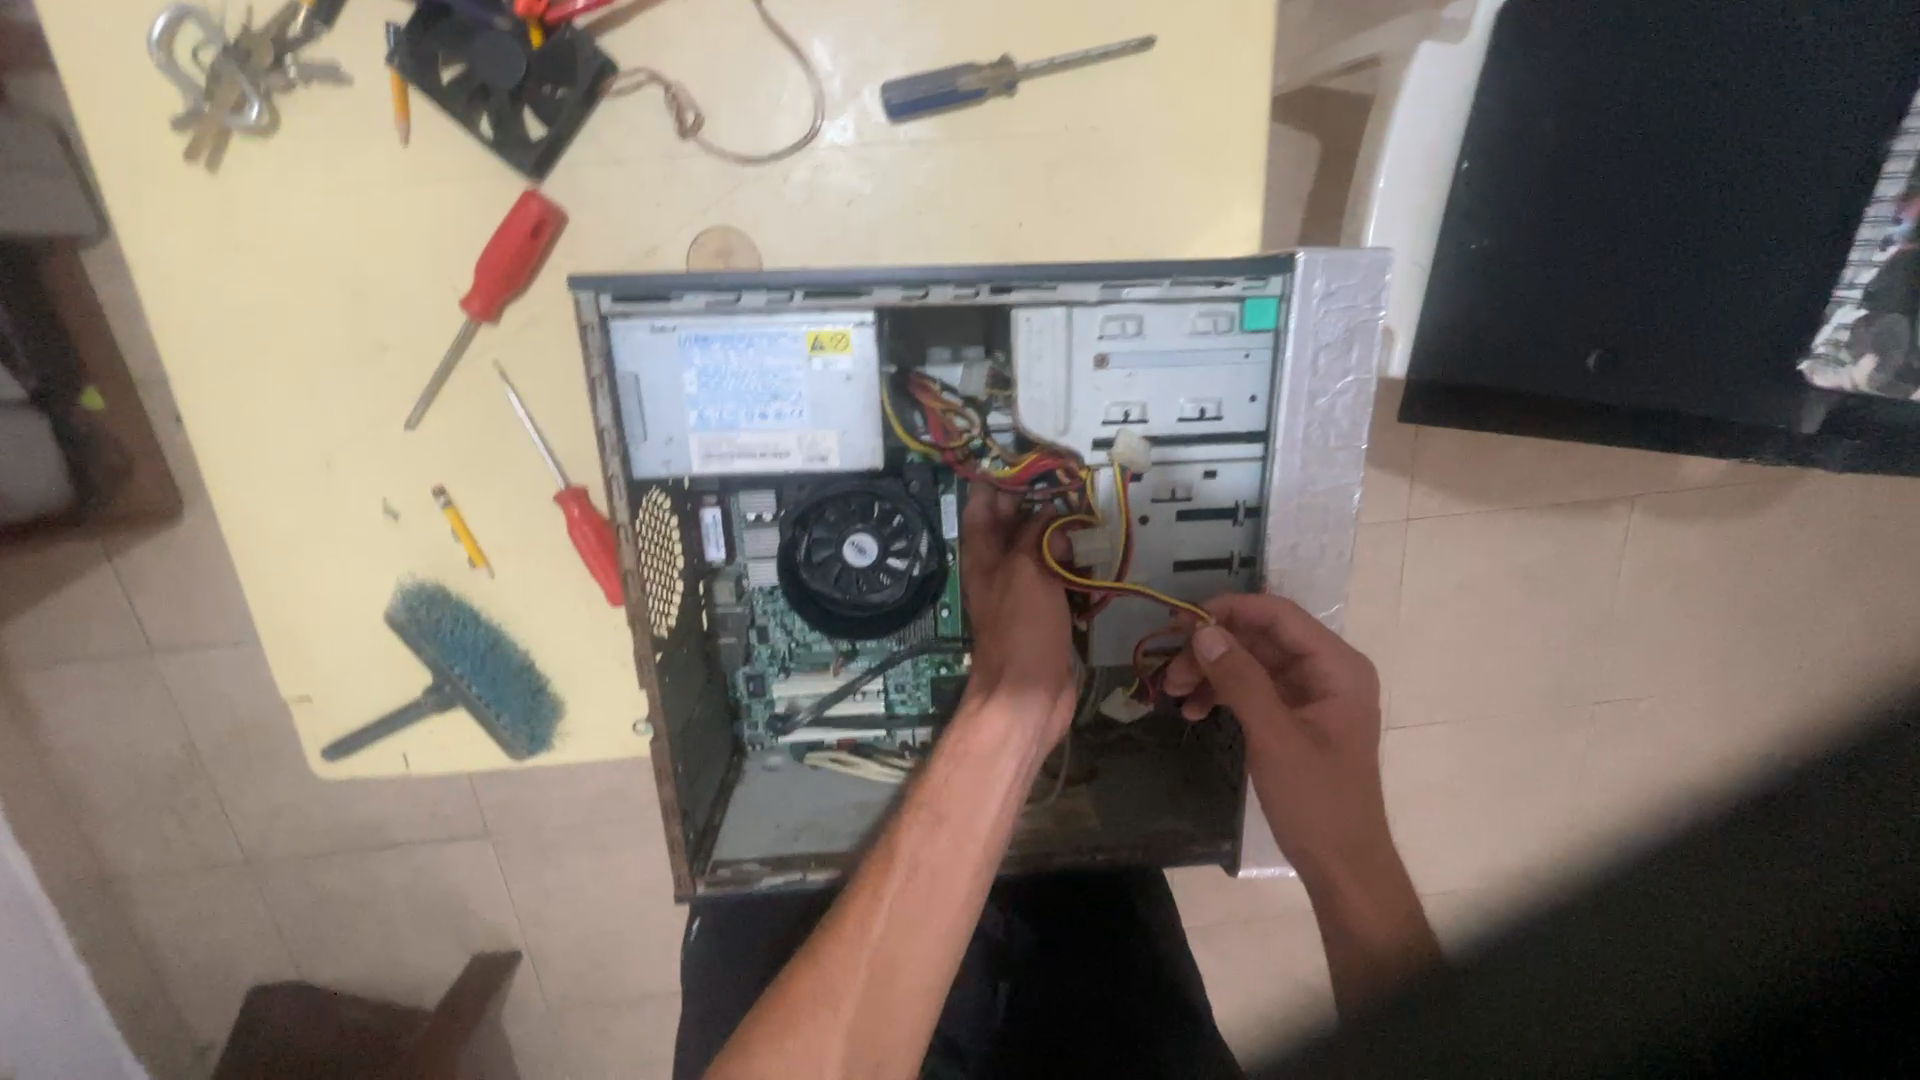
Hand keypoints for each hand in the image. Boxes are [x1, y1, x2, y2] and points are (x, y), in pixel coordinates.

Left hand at [957, 487, 1076, 743]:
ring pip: (1045, 551)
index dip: (999, 477)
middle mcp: (1000, 567)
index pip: (983, 502)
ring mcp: (1025, 590)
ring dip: (1066, 534)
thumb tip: (1056, 516)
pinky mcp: (1048, 612)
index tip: (1028, 455)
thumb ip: (1039, 536)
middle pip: (1018, 523)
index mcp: (984, 553)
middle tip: (1076, 479)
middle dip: (1043, 502)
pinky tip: (1100, 557)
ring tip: (1094, 512)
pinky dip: (1079, 567)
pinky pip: (1063, 580)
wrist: (1029, 694)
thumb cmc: (1021, 629)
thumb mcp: (1026, 571)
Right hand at [1160, 594, 1390, 881]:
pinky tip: (1193, 711)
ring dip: (1210, 672)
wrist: (1342, 866)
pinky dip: (1221, 694)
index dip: (1229, 609)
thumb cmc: (1318, 802)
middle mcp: (1325, 671)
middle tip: (1170, 670)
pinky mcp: (1292, 716)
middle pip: (1259, 637)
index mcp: (1337, 667)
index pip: (1278, 615)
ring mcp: (1308, 694)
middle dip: (1212, 648)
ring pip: (1249, 662)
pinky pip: (1250, 689)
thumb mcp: (1275, 737)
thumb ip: (1241, 680)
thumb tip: (1202, 631)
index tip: (1181, 622)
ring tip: (1173, 692)